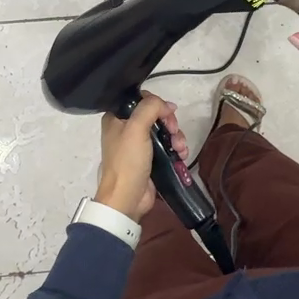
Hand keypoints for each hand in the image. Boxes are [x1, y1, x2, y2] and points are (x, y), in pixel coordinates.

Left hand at [96, 92, 183, 218]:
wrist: (127, 198)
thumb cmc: (128, 161)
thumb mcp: (136, 128)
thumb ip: (150, 108)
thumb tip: (168, 105)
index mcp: (116, 118)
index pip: (139, 99)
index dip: (156, 103)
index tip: (168, 112)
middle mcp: (126, 129)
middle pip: (155, 115)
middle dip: (169, 122)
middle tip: (174, 131)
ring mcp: (138, 145)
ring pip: (163, 130)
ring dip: (176, 137)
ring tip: (181, 148)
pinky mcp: (150, 159)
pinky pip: (167, 146)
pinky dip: (176, 148)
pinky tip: (182, 154)